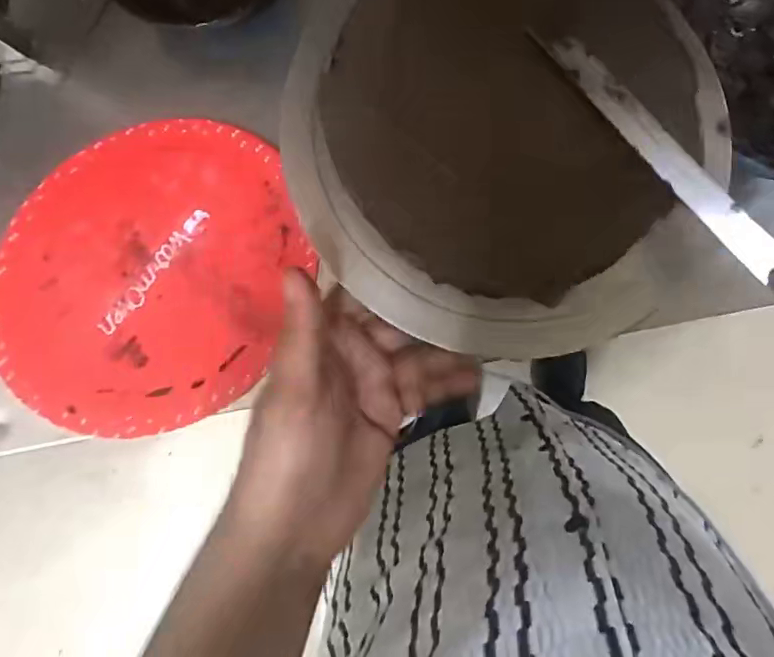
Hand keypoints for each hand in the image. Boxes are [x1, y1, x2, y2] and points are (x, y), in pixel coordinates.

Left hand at [224, 271, 481, 569]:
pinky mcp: (392, 413)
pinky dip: (448, 382)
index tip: (421, 242)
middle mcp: (352, 353)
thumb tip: (293, 267)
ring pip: (416, 354)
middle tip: (472, 285)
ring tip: (486, 329)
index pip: (358, 295)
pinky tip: (477, 374)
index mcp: (324, 339)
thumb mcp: (296, 387)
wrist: (296, 530)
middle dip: (427, 307)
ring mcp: (374, 383)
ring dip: (446, 344)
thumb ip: (303, 329)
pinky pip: (423, 388)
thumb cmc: (286, 452)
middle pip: (395, 321)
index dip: (385, 271)